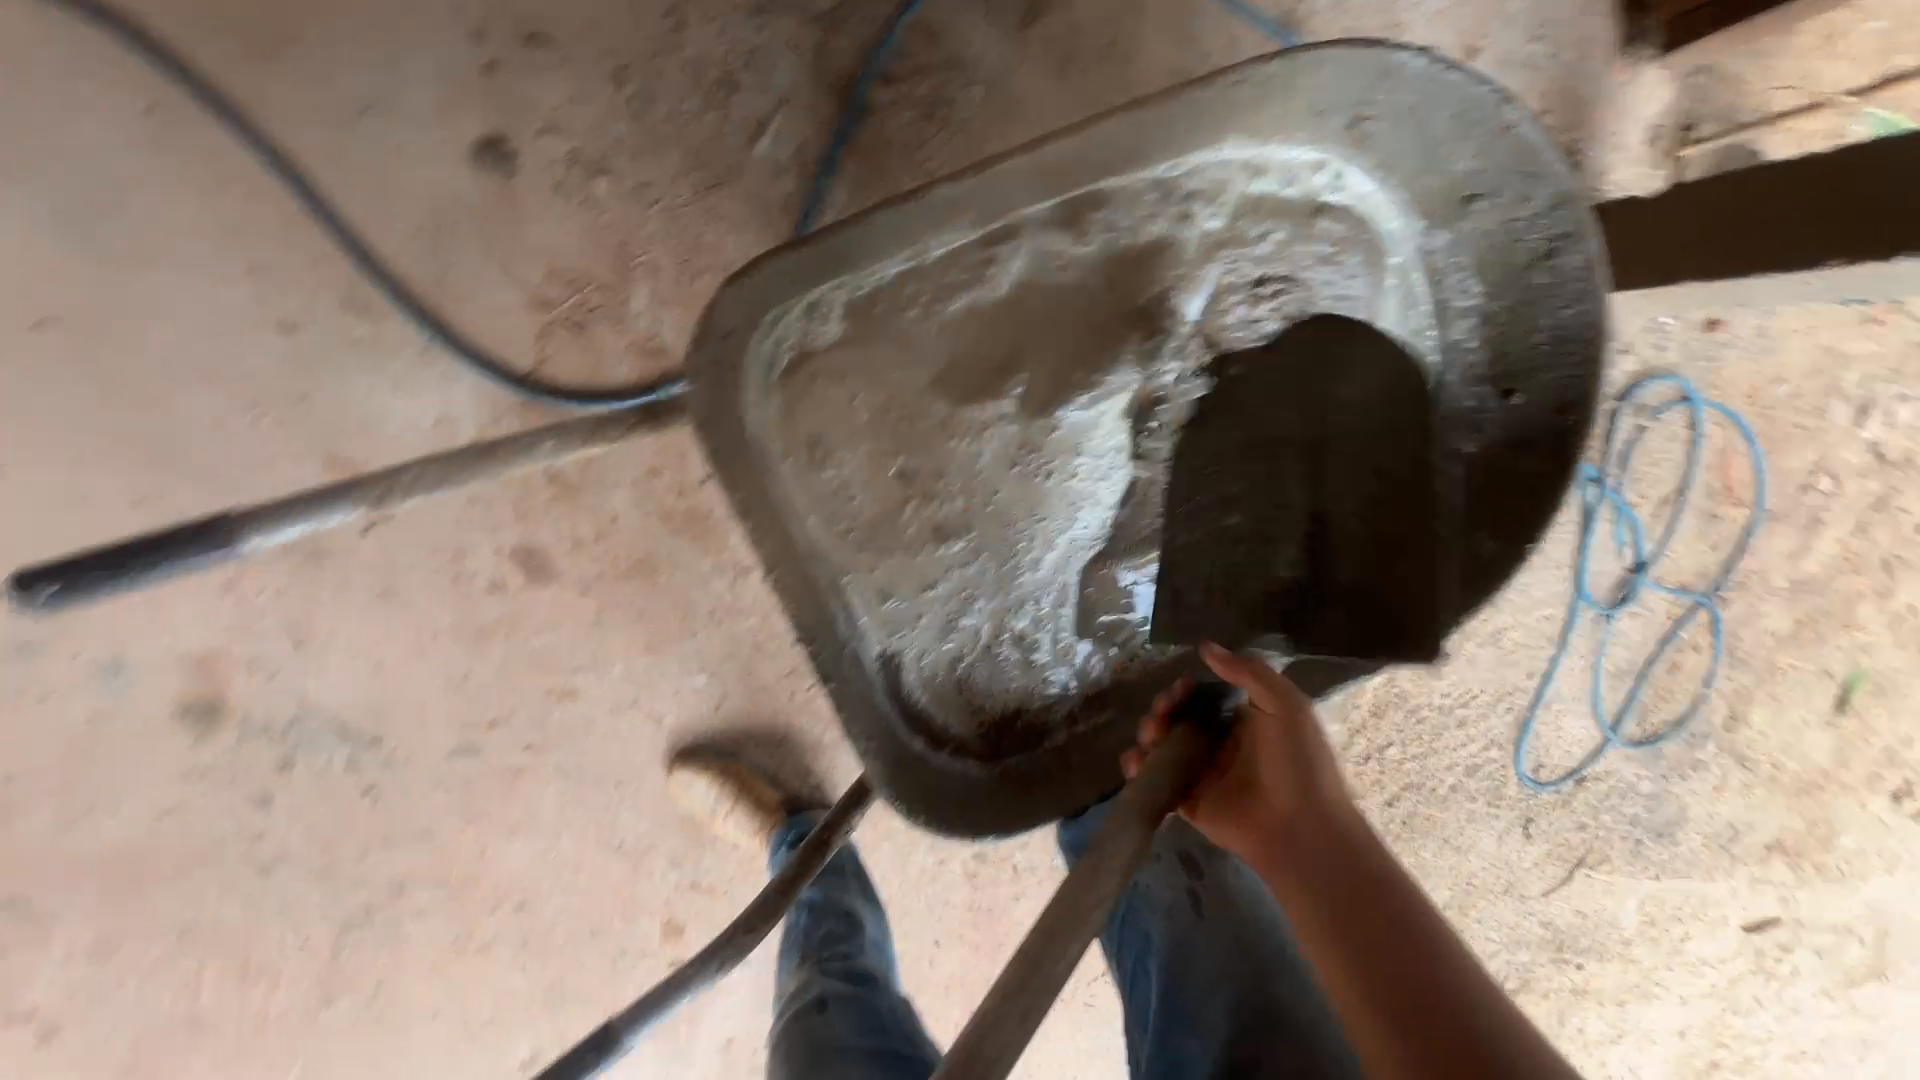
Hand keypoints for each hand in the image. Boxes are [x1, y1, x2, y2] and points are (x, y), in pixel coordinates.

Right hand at [1122, 642, 1355, 863]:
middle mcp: (1220, 745)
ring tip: (1152, 737)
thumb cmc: (1298, 762)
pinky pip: (1156, 781)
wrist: (1301, 828)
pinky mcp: (1187, 802)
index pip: (1203, 698)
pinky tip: (1137, 762)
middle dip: (1162, 709)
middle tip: (1162, 714)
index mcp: (1243, 722)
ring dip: (1149, 735)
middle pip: (1178, 719)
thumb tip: (1206, 646)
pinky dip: (1139, 769)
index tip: (1181, 688)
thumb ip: (1248, 672)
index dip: (1186, 690)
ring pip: (1162, 747)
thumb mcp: (1285, 705)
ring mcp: (1202, 775)